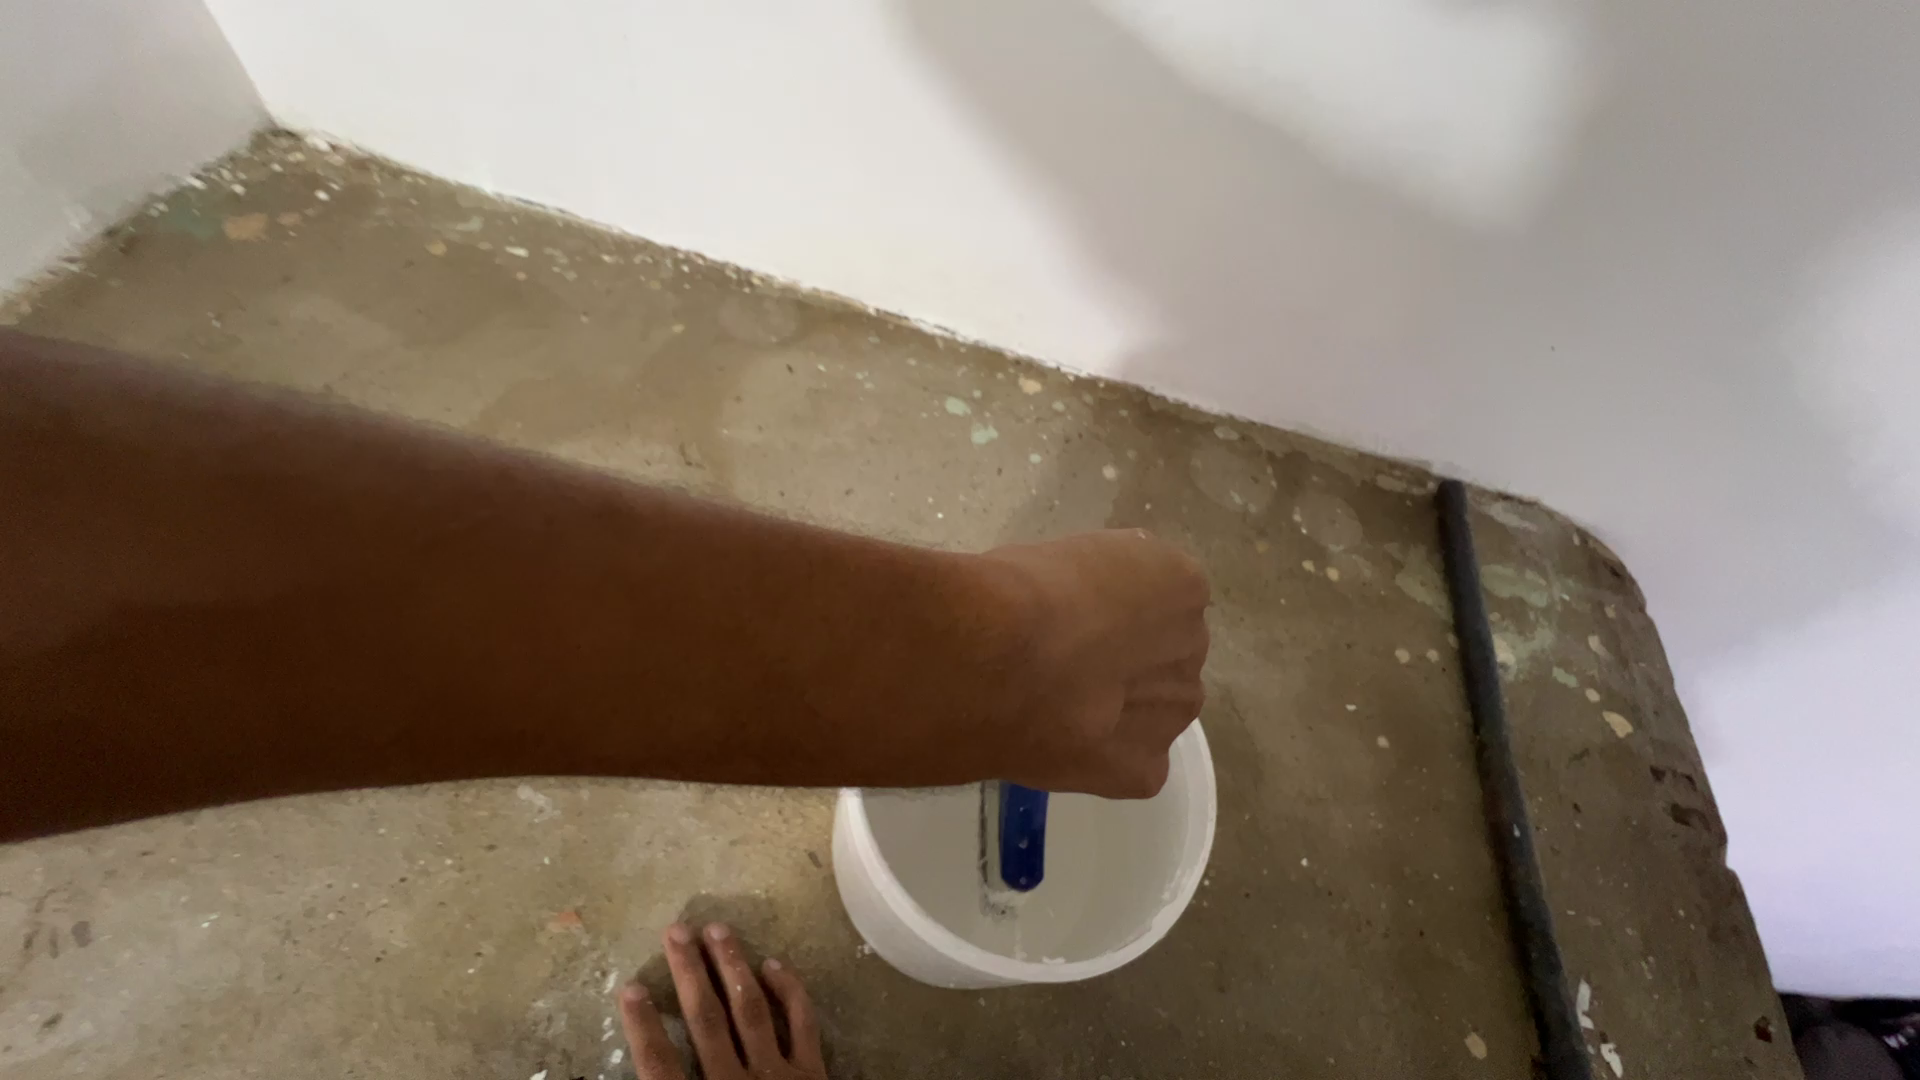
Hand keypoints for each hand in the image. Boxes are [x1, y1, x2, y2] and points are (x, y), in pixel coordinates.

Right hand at [619, 922, 825, 1079]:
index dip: (642, 1028)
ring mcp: (778, 1076)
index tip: (628, 987)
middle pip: (706, 1021)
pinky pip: (802, 1022)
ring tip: (718, 929)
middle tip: (676, 929)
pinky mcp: (812, 1074)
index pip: (659, 1068)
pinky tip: (774, 963)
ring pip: (751, 1008)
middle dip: (688, 973)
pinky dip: (789, 990)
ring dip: (733, 966)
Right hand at [981, 529, 1209, 797]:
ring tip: (1053, 707)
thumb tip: (1083, 597)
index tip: (1071, 616)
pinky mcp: (1146, 770)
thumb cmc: (1012, 588)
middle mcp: (1193, 645)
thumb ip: (1095, 578)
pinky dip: (1100, 756)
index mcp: (1178, 581)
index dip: (1110, 611)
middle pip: (1162, 656)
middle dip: (1123, 662)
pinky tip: (1056, 741)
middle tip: (1062, 663)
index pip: (1158, 597)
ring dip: (1117, 710)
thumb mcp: (1064, 548)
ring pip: (1153, 710)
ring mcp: (1175, 712)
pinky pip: (1131, 761)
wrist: (987, 657)